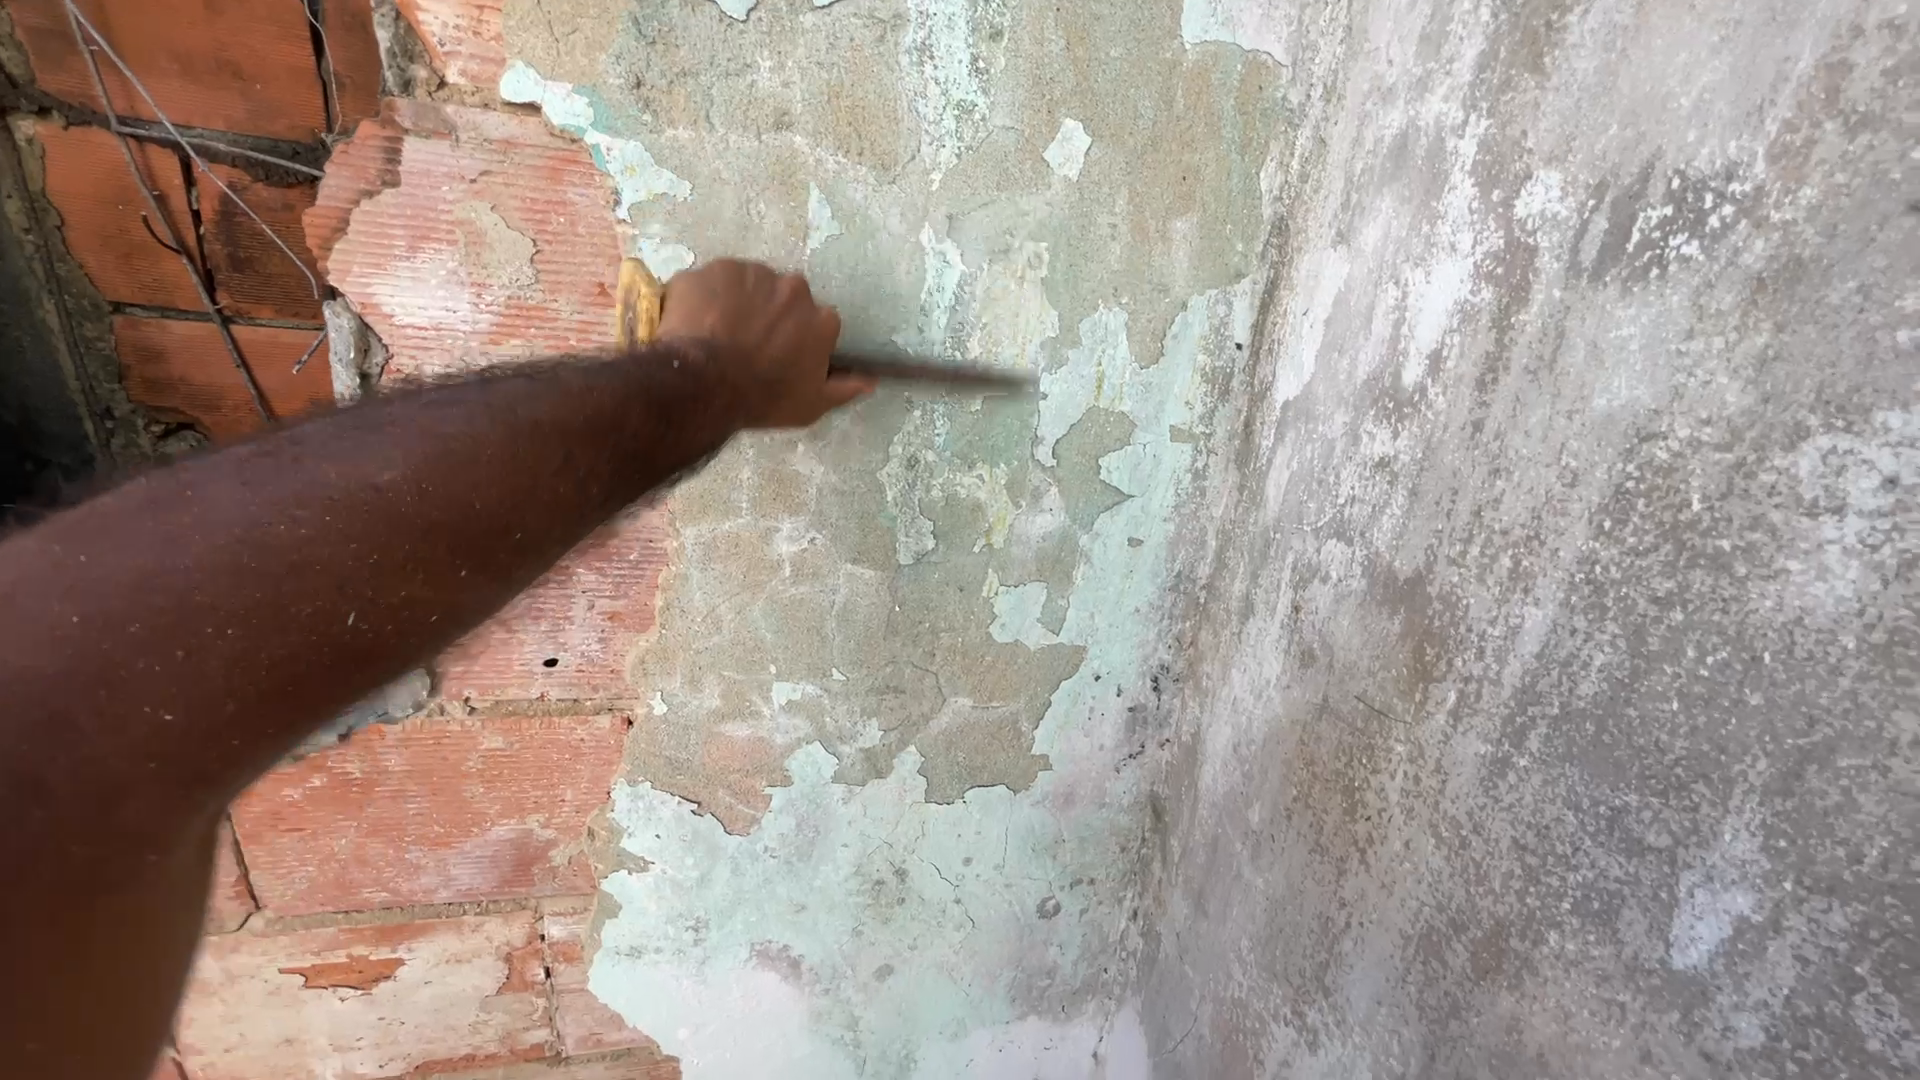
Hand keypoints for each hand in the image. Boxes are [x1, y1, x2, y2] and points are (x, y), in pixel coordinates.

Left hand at [657, 259, 875, 428]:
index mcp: (822, 319)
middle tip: (749, 342)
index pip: (818, 322)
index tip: (782, 354)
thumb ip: (844, 388)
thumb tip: (870, 381)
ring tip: (720, 334)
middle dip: (770, 314)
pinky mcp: (717, 269)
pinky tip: (699, 323)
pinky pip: (714, 281)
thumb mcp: (812, 404)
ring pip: (750, 284)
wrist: (708, 383)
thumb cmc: (764, 398)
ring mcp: (755, 274)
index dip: (799, 338)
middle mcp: (794, 288)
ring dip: (739, 303)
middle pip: (785, 297)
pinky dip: (708, 297)